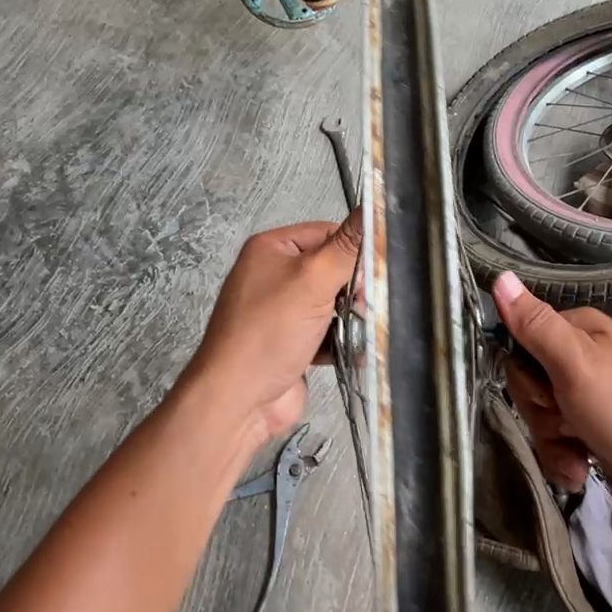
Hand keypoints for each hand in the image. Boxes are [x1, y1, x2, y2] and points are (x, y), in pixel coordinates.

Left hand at [183, 212, 361, 443]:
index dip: (353, 250)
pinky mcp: (291, 342)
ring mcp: (281, 311)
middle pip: (332, 268)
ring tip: (358, 331)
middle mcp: (274, 275)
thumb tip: (371, 209)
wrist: (238, 402)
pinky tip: (350, 351)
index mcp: (272, 249)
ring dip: (349, 317)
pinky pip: (327, 331)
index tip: (373, 272)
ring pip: (333, 302)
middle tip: (364, 305)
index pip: (327, 233)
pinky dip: (340, 340)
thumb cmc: (267, 333)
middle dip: (353, 288)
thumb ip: (346, 247)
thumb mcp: (313, 280)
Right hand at [492, 271, 611, 521]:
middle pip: (529, 382)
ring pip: (542, 417)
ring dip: (553, 443)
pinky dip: (566, 460)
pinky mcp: (597, 432)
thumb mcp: (577, 364)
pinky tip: (582, 471)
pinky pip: (560, 442)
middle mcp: (583, 358)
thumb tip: (500, 277)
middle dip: (540, 412)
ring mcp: (591, 397)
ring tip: (579, 457)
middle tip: (566, 421)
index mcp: (580, 330)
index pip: (522, 339)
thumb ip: (536, 325)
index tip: (544, 391)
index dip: (524, 372)